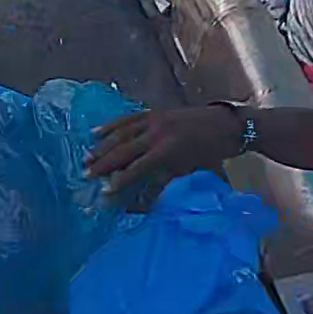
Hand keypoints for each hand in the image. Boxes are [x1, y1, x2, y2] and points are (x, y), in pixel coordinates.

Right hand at [86, 107, 243, 194]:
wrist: (226, 125)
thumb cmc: (210, 154)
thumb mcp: (189, 173)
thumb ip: (165, 184)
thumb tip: (143, 201)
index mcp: (167, 151)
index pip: (136, 169)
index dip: (119, 182)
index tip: (105, 193)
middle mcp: (157, 134)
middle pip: (123, 150)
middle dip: (103, 164)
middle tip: (86, 175)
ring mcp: (154, 120)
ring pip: (121, 134)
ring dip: (102, 146)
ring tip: (86, 158)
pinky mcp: (154, 112)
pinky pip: (128, 119)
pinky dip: (111, 126)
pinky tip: (96, 133)